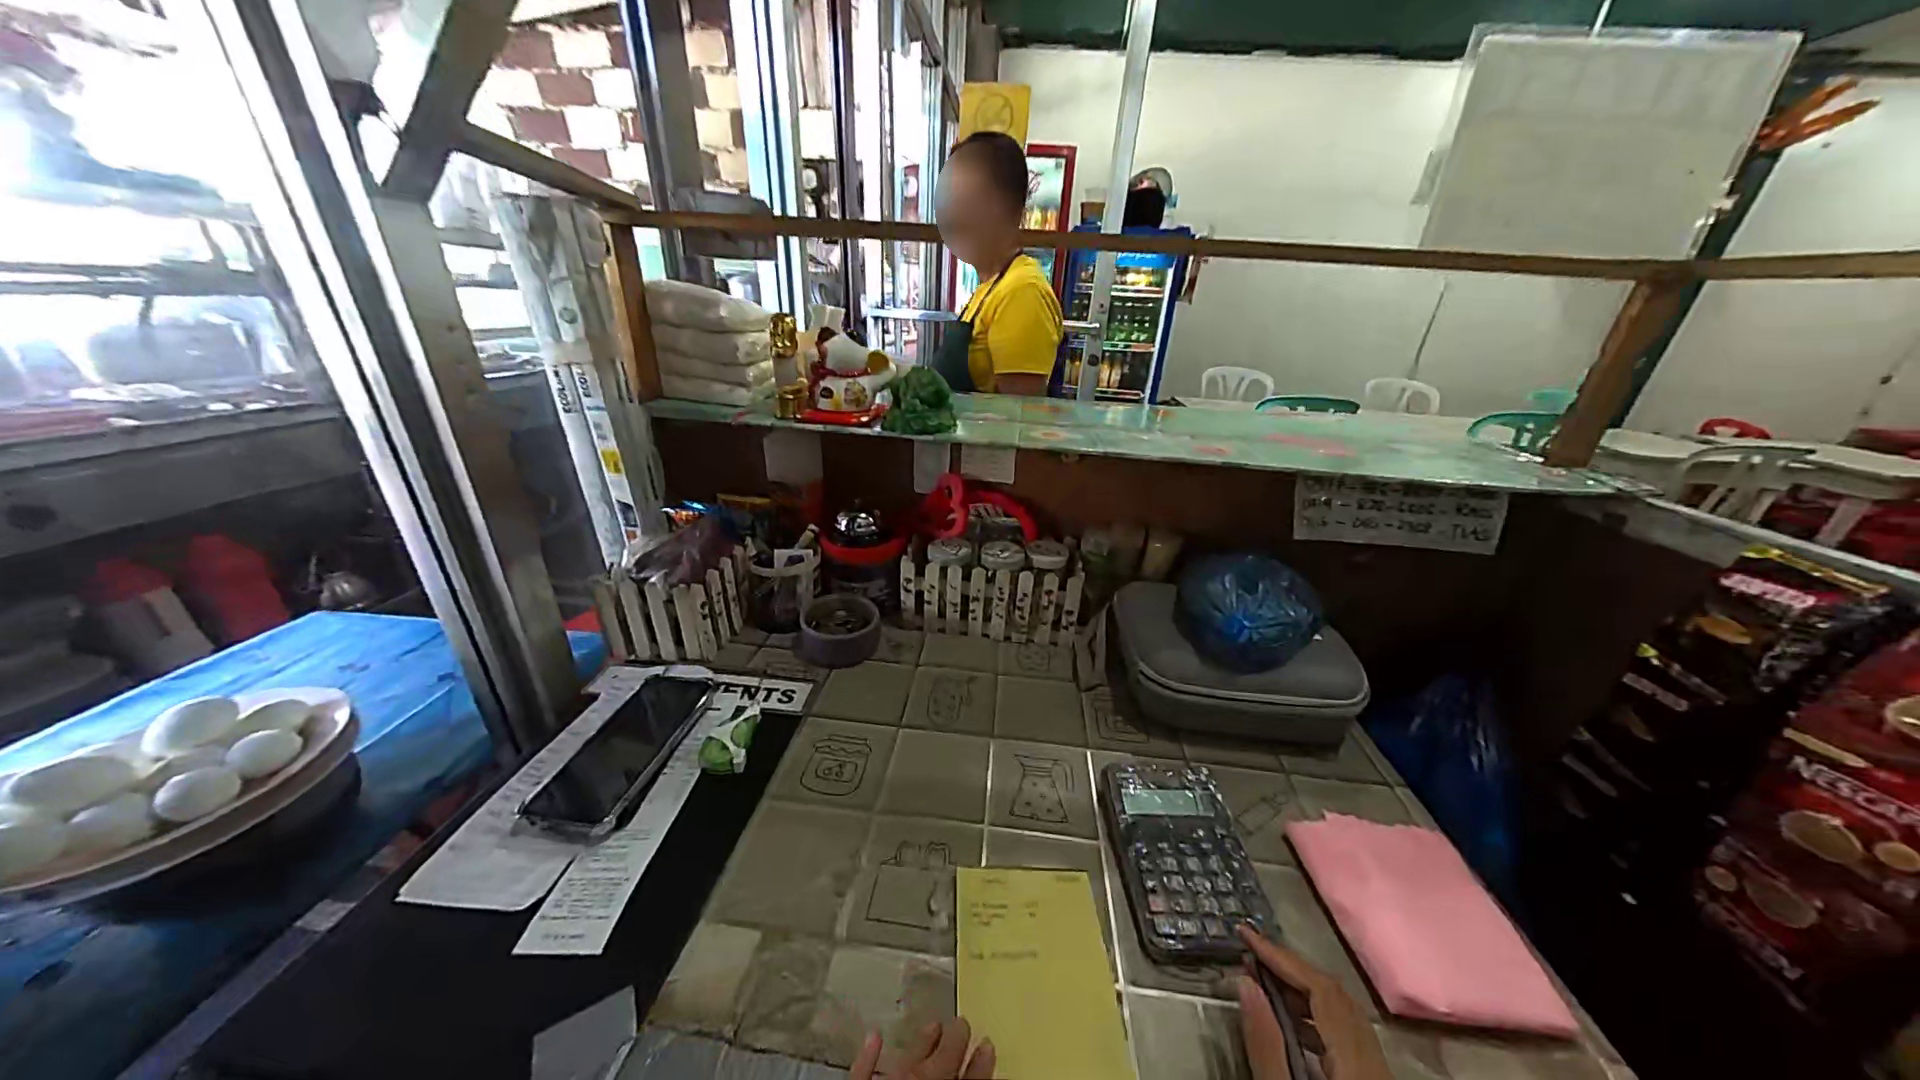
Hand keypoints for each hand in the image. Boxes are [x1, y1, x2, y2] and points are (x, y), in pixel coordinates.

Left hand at [849, 1017, 995, 1078]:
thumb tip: (982, 1065)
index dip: (979, 1065)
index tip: (987, 1046)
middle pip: (938, 1063)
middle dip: (953, 1042)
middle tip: (962, 1021)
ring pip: (907, 1063)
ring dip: (921, 1044)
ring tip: (933, 1025)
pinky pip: (861, 1074)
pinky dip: (868, 1056)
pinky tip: (874, 1037)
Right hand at [1235, 925, 1390, 1079]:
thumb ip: (1267, 1042)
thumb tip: (1245, 982)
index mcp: (1357, 1059)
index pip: (1321, 989)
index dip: (1281, 956)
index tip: (1244, 933)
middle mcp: (1374, 1057)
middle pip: (1334, 995)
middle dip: (1289, 967)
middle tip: (1249, 952)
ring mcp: (1376, 1067)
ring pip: (1341, 1011)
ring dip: (1300, 989)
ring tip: (1260, 979)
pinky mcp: (1370, 1076)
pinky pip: (1344, 1031)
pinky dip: (1313, 1014)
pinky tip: (1287, 1020)